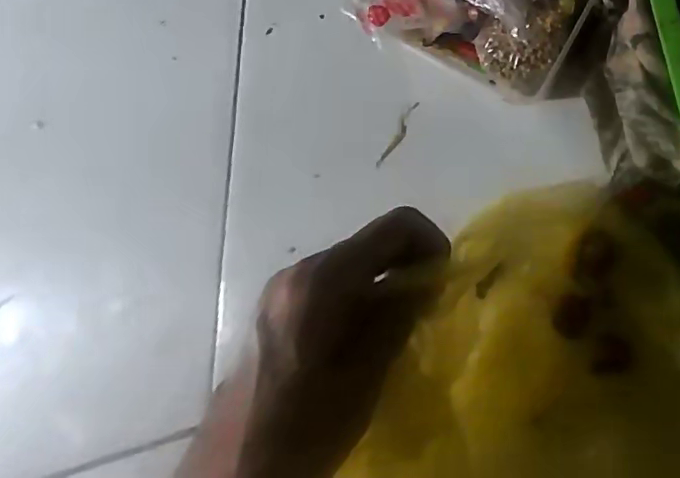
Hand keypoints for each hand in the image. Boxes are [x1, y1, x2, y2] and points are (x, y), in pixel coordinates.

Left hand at [209, 206, 450, 477]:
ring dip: (381, 280)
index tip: (444, 275)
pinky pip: (327, 282)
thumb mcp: (365, 375)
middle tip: (429, 302)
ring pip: (349, 262)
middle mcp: (300, 267)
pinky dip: (355, 294)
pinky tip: (362, 335)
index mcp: (324, 276)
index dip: (429, 240)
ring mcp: (282, 285)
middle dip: (406, 262)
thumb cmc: (305, 423)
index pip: (393, 226)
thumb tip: (425, 279)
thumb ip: (398, 315)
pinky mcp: (273, 306)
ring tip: (399, 323)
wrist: (235, 467)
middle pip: (369, 241)